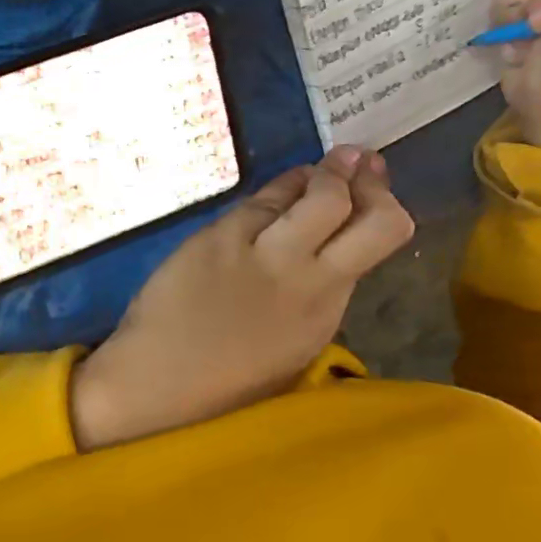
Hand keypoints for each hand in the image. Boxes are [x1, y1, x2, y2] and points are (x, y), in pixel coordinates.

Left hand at [69, 147, 413, 450]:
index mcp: (327, 312)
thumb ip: (315, 298)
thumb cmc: (223, 374)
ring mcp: (264, 254)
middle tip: (361, 163)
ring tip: (329, 163)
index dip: (380, 208)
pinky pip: (260, 200)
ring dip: (326, 173)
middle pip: (371, 218)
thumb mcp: (291, 345)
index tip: (375, 188)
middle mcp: (308, 279)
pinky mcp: (220, 237)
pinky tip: (278, 186)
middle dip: (370, 184)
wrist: (160, 378)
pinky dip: (278, 187)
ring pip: (316, 197)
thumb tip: (328, 253)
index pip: (376, 244)